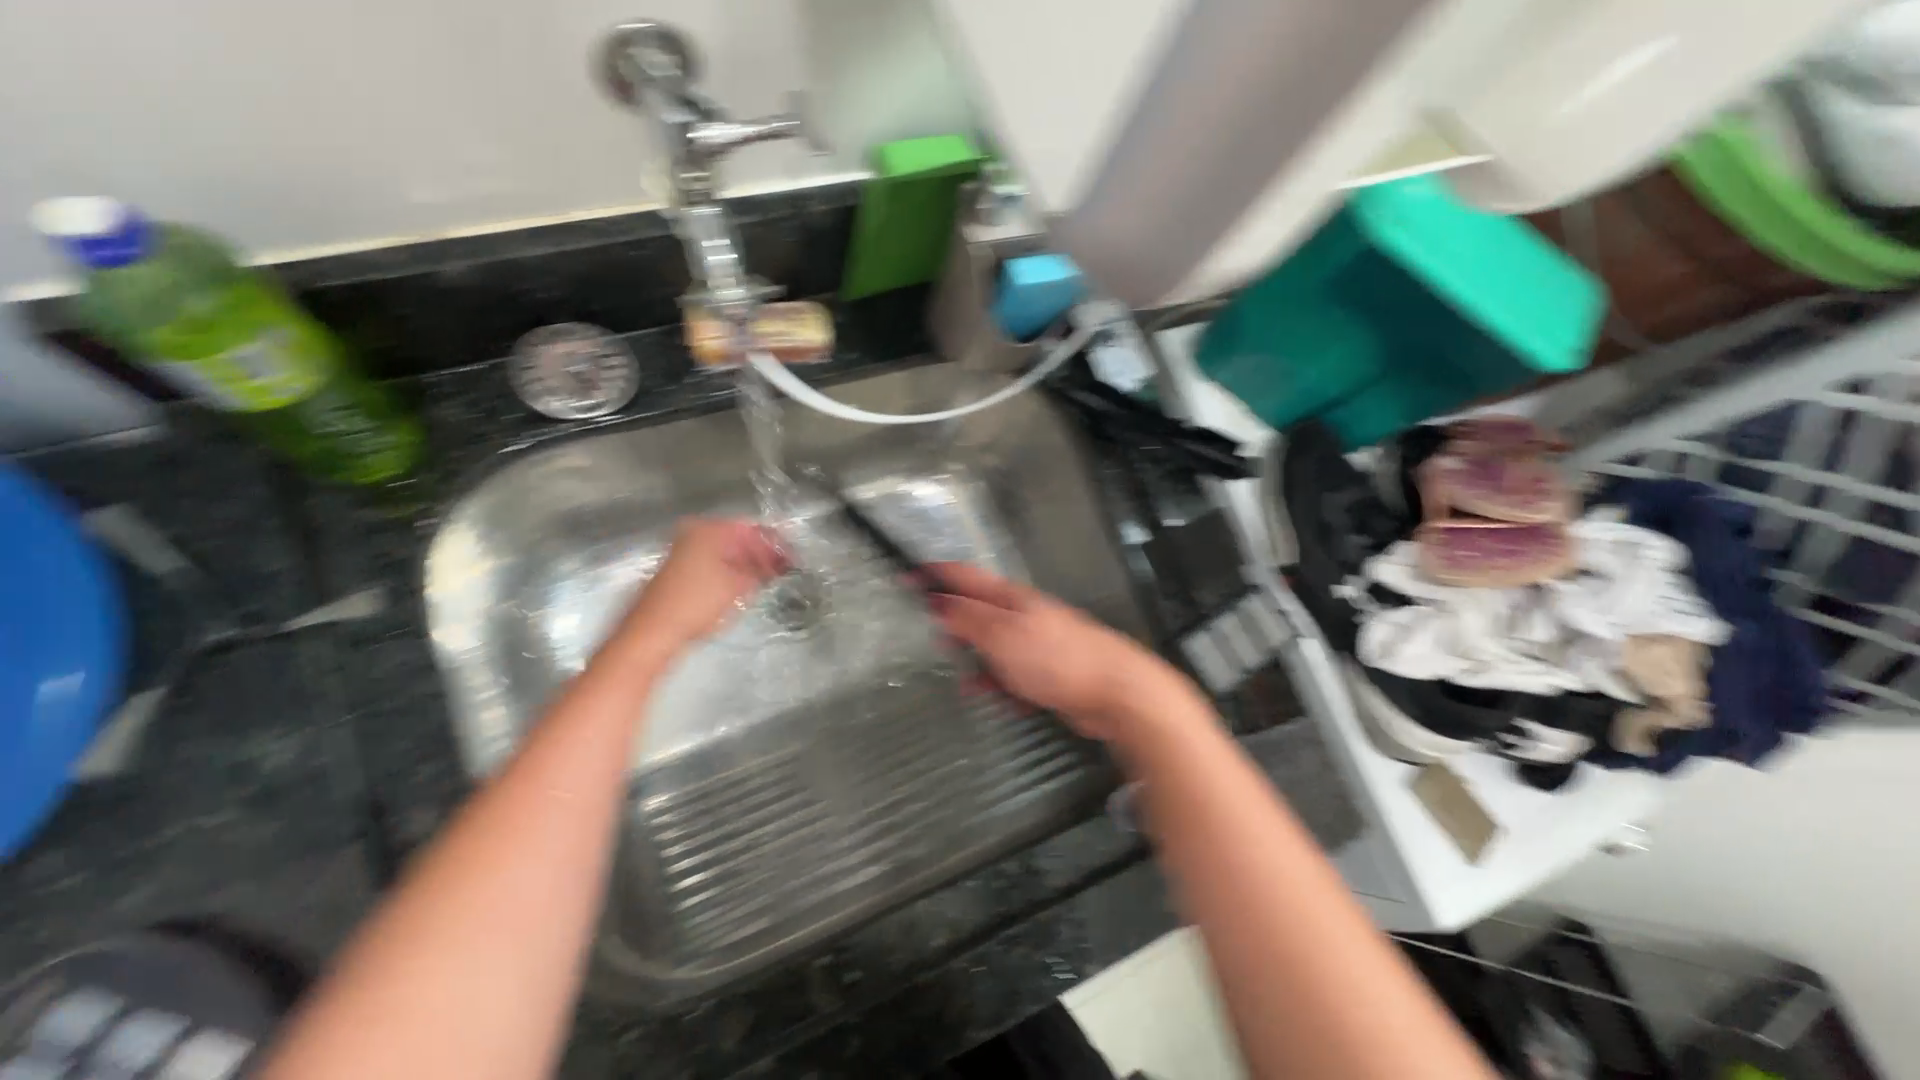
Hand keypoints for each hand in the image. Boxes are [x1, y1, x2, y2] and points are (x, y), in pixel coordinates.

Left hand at [616, 518, 787, 660]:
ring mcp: (683, 551)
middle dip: (761, 554)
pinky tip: (745, 586)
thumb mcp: (738, 586)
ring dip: (747, 564)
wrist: (654, 631)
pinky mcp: (679, 570)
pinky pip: (714, 563)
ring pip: (725, 552)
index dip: (775, 544)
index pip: (752, 528)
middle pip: (737, 538)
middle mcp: (694, 533)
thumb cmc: (697, 602)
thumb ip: (762, 569)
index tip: (794, 559)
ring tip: (769, 580)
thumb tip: (780, 563)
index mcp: (708, 529)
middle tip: (785, 571)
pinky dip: (731, 572)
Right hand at [926, 562, 1195, 741]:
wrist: (1116, 693)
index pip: (966, 578)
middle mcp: (1024, 616)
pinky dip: (1001, 686)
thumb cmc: (1057, 659)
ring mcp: (1038, 645)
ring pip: (995, 649)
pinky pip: (1014, 677)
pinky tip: (996, 699)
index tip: (908, 575)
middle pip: (979, 613)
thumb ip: (967, 619)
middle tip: (932, 635)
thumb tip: (937, 601)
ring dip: (977, 663)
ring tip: (964, 680)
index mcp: (1011, 599)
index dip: (935, 574)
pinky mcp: (1049, 674)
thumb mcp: (1002, 635)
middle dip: (955, 624)